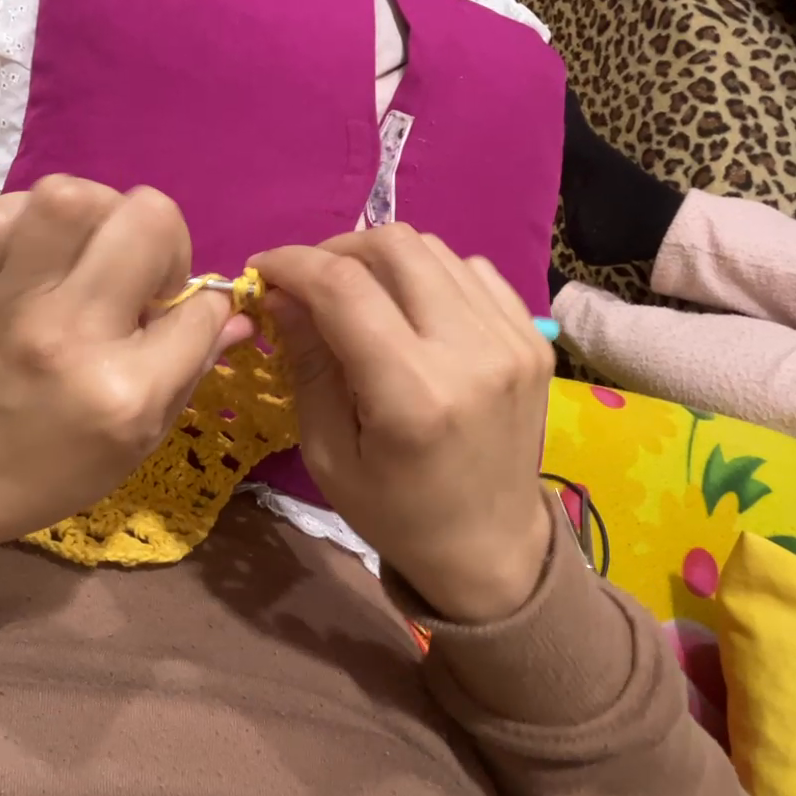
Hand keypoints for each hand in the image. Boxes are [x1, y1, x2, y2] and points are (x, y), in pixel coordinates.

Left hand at [0, 176, 247, 569]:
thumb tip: (232, 309)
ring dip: (100, 213)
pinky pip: (6, 210)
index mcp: (124, 390)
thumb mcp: (140, 440)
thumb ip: (193, 366)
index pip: (198, 307)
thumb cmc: (56, 470)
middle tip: (142, 278)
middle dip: (164, 241)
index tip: (182, 314)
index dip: (203, 305)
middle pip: (147, 220)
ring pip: (71, 197)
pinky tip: (44, 254)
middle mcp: (70, 333)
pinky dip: (34, 219)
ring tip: (94, 252)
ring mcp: (14, 301)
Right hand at [251, 226, 554, 622]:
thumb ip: (307, 364)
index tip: (262, 269)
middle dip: (335, 250)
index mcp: (412, 394)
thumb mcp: (327, 450)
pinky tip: (409, 309)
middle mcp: (471, 353)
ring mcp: (513, 341)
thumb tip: (280, 293)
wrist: (489, 548)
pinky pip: (473, 270)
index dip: (293, 264)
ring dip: (380, 260)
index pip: (344, 289)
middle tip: (308, 282)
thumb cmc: (393, 511)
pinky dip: (428, 275)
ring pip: (434, 249)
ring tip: (354, 294)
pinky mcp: (534, 340)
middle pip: (395, 246)